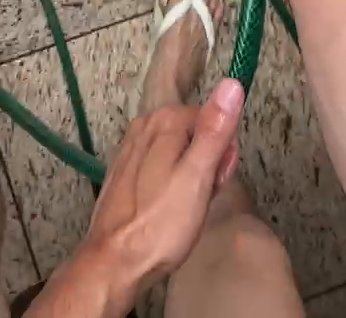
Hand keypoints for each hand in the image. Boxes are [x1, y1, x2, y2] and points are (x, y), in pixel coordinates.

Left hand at [34, 80, 245, 316]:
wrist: (114, 261)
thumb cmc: (160, 225)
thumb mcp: (198, 177)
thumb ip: (215, 130)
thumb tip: (231, 84)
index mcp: (164, 120)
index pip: (214, 120)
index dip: (222, 153)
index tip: (217, 180)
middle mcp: (145, 124)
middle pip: (196, 134)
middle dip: (206, 165)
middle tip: (200, 198)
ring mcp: (132, 146)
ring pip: (180, 151)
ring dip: (190, 177)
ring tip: (185, 208)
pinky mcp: (126, 169)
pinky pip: (162, 166)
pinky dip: (171, 185)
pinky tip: (168, 210)